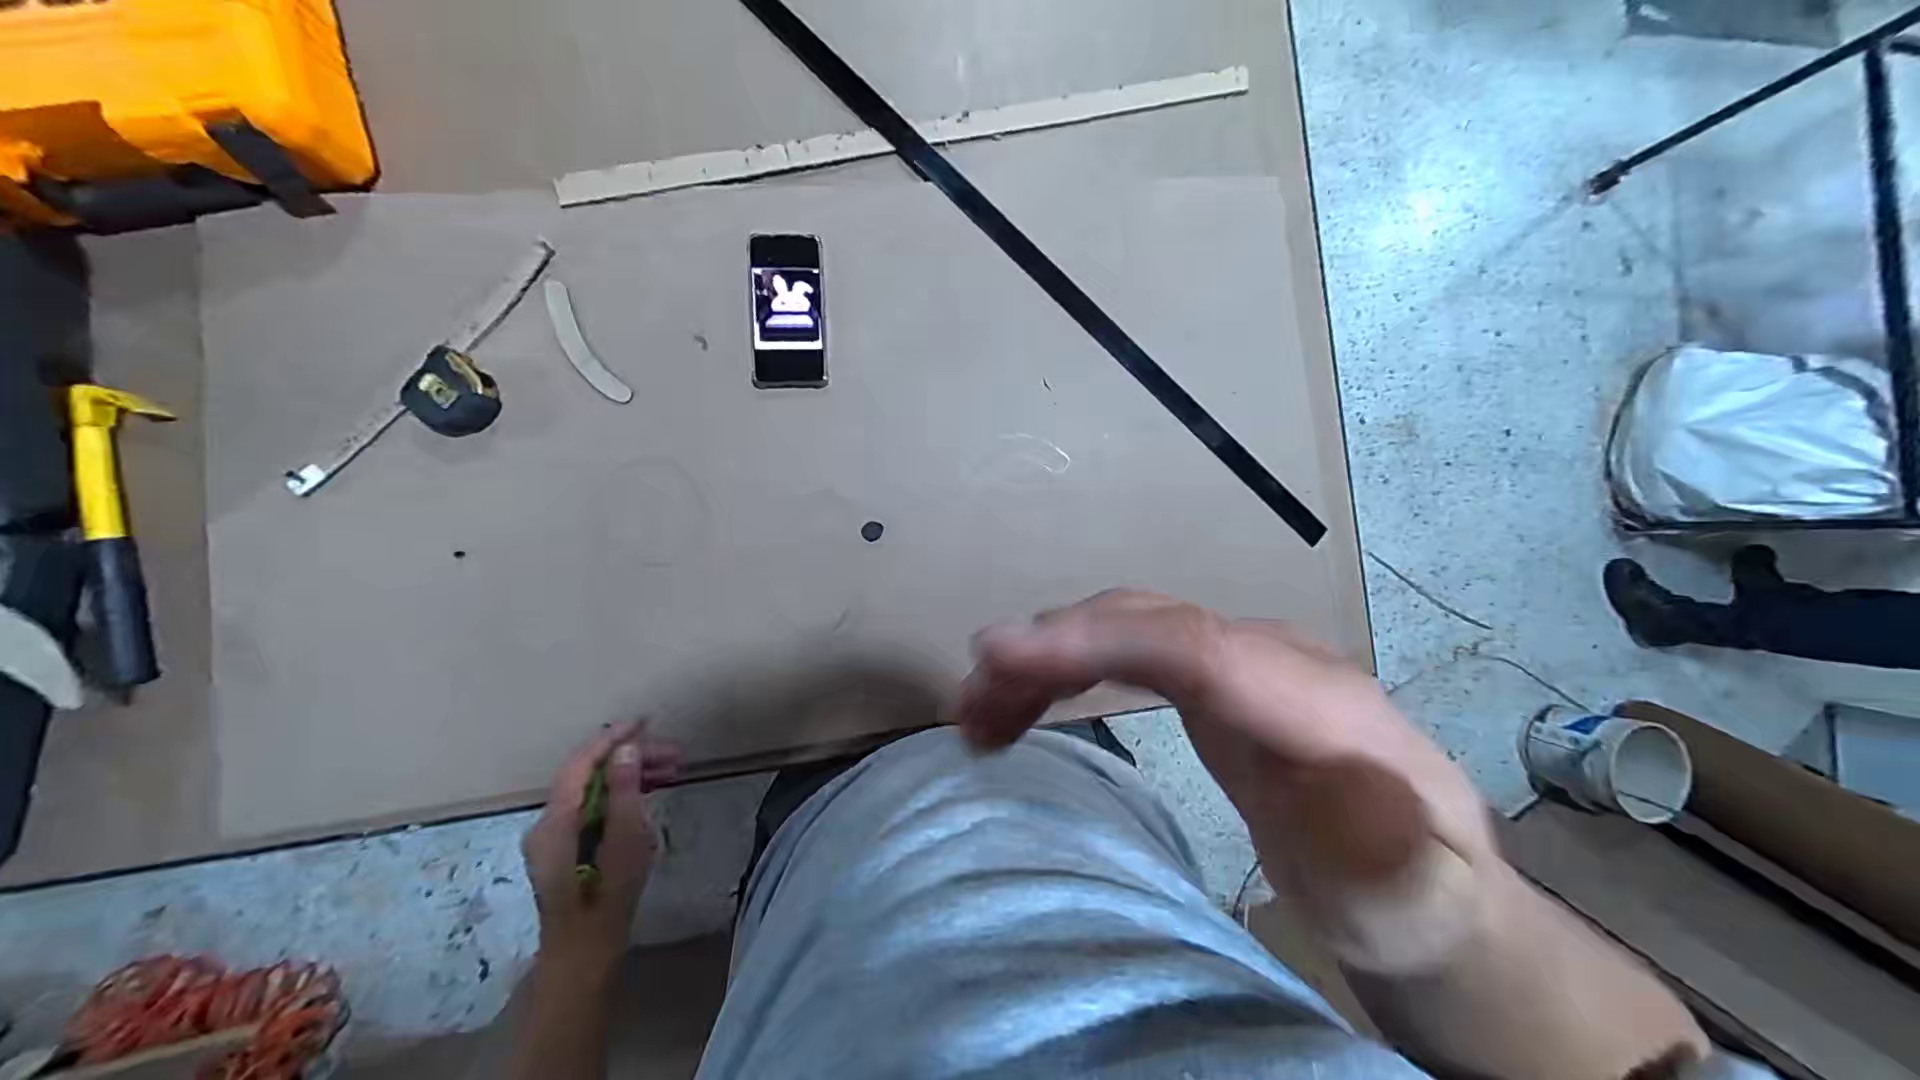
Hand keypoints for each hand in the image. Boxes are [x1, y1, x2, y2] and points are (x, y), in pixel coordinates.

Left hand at [521, 722, 681, 976]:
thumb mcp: (625, 843)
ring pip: (595, 791)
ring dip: (632, 776)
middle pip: (590, 775)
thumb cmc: (607, 901)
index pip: (582, 764)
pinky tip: (651, 796)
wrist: (584, 957)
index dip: (613, 738)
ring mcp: (555, 837)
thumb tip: (627, 750)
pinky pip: (595, 808)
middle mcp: (547, 823)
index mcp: (555, 821)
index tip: (646, 722)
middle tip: (676, 755)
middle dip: (632, 759)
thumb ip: (625, 793)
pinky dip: (623, 797)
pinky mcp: (567, 849)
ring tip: (674, 772)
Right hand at [955, 590, 1494, 969]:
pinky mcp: (1213, 685)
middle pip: (1145, 624)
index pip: (1192, 646)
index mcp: (1316, 704)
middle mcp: (1270, 662)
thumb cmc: (1423, 901)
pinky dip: (1065, 672)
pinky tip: (1022, 704)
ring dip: (1045, 660)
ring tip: (977, 708)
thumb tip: (1321, 778)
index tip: (1003, 654)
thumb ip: (1386, 848)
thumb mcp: (1423, 901)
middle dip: (1050, 649)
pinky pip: (1126, 655)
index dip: (1095, 639)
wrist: (1433, 884)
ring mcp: (1239, 666)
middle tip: (969, 695)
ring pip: (1125, 631)